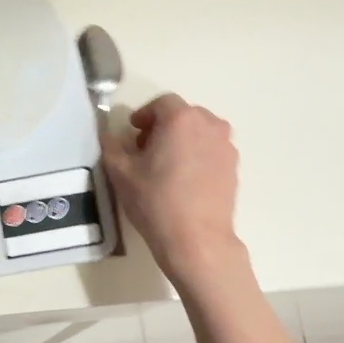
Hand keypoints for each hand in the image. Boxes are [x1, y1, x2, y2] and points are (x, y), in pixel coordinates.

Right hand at [100, 94, 243, 290]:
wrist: (197, 239)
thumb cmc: (155, 202)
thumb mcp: (121, 174)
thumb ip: (112, 147)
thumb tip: (109, 135)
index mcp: (181, 119)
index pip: (161, 103)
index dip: (144, 115)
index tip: (132, 132)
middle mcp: (209, 125)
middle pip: (183, 115)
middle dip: (163, 126)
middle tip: (145, 149)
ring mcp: (226, 146)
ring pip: (200, 132)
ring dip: (181, 140)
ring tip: (165, 165)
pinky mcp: (234, 167)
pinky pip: (211, 150)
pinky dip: (196, 155)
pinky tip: (183, 180)